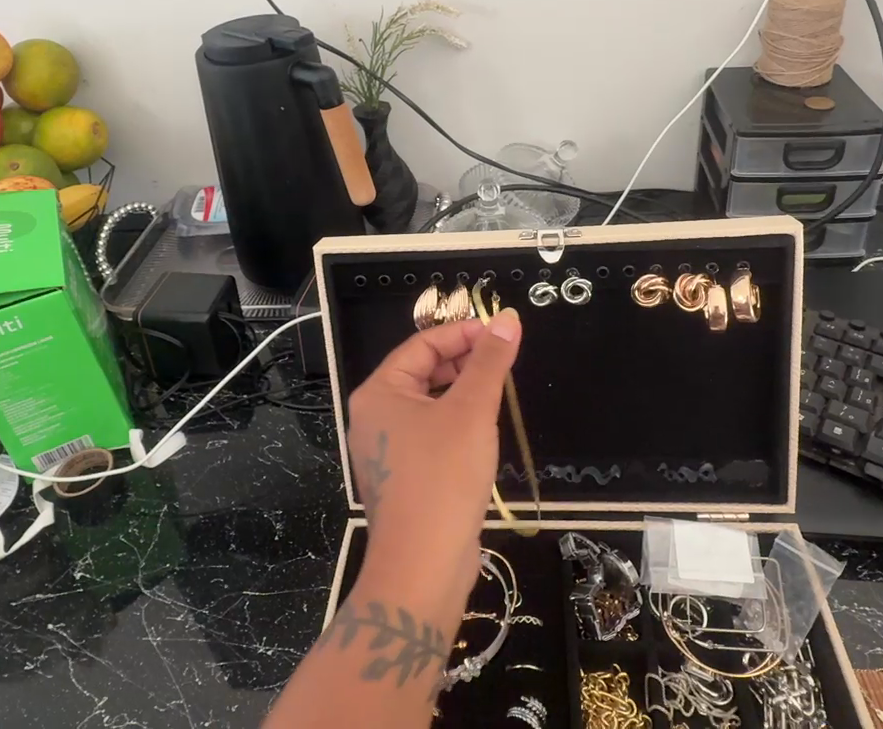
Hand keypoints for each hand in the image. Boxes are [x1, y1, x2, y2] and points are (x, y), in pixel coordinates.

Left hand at [346, 309, 521, 614]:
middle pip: (422, 372)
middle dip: (463, 363)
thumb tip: (508, 317)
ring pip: (428, 405)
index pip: (422, 344)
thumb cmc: (443, 476)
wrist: (423, 565)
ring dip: (462, 393)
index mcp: (379, 392)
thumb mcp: (472, 410)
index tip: (501, 333)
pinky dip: (455, 424)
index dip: (463, 334)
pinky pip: (430, 435)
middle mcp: (374, 416)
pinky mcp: (402, 477)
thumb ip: (490, 361)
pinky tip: (483, 433)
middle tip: (505, 362)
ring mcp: (385, 449)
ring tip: (499, 393)